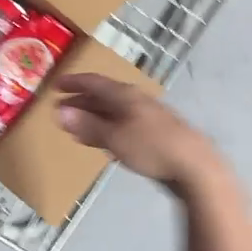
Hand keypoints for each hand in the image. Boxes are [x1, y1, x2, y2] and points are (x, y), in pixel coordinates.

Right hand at [54, 73, 224, 195]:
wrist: (196, 168)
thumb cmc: (152, 147)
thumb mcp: (114, 137)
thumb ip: (87, 125)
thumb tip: (59, 112)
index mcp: (126, 95)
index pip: (94, 82)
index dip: (74, 82)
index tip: (56, 85)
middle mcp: (136, 102)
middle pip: (104, 97)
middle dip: (81, 102)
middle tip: (61, 108)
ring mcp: (147, 118)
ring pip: (113, 113)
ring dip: (93, 118)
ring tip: (75, 126)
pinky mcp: (154, 136)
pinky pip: (122, 126)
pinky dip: (106, 130)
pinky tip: (100, 141)